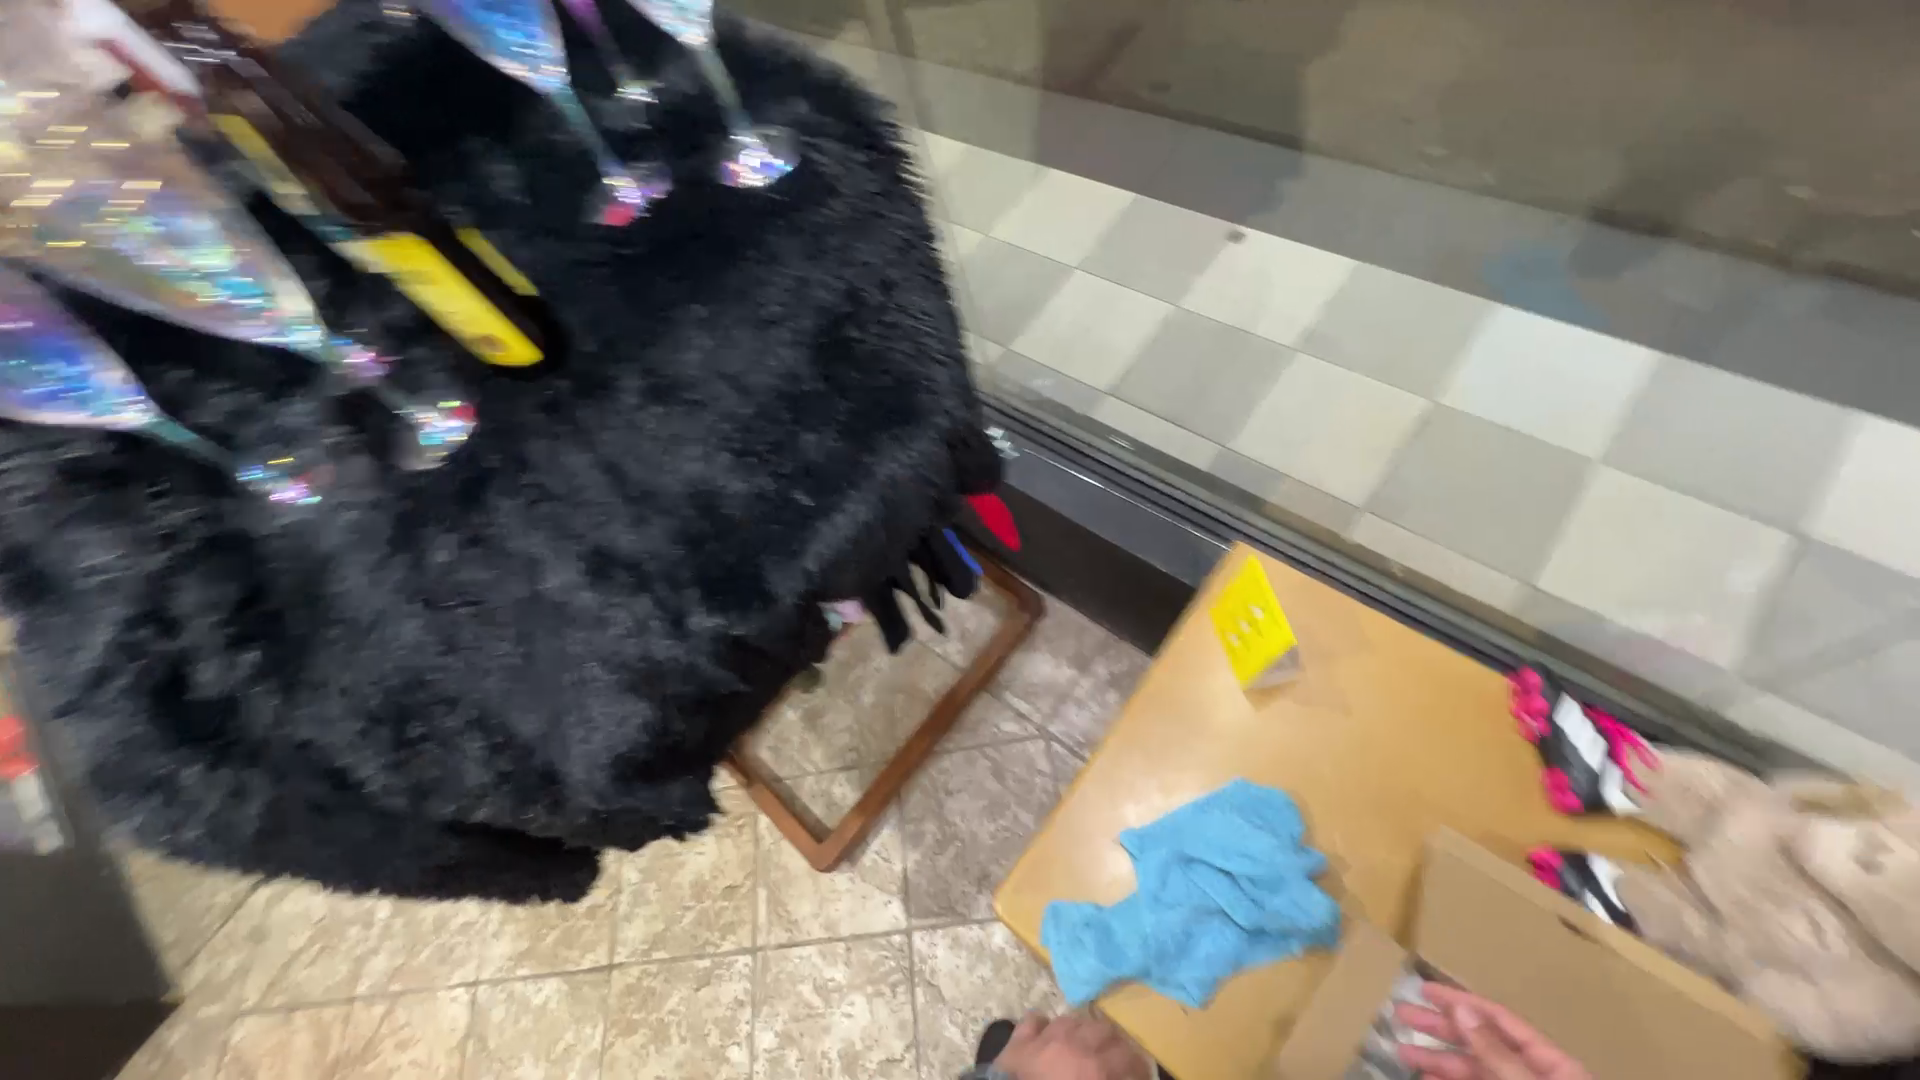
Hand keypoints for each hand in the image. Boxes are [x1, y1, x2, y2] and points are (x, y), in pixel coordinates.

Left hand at [995, 1012, 1152, 1079]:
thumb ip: (1110, 1079)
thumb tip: (1121, 1075)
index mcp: (1095, 1066)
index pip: (1128, 1056)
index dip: (1138, 1066)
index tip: (1140, 1074)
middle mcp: (1074, 1043)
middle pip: (1102, 1028)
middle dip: (1113, 1042)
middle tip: (1115, 1058)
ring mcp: (1044, 1037)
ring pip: (1071, 1020)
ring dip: (1081, 1030)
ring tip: (1084, 1043)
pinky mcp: (1019, 1041)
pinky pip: (1033, 1021)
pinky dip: (1042, 1025)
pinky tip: (1045, 1032)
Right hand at [1392, 984, 1590, 1079]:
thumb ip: (1497, 1053)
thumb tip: (1463, 1009)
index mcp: (1554, 1066)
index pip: (1501, 1020)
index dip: (1463, 1001)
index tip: (1424, 990)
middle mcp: (1534, 1078)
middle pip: (1482, 1043)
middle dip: (1441, 1029)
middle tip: (1400, 1014)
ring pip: (1473, 1072)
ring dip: (1438, 1061)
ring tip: (1402, 1053)